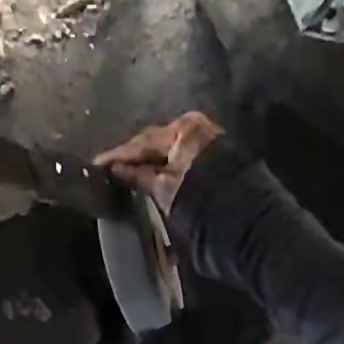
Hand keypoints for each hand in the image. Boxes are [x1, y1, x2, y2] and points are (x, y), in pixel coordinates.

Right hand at [94, 112, 224, 213]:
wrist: (244, 216)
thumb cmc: (202, 200)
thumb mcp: (166, 189)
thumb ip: (139, 176)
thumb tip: (116, 169)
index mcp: (183, 129)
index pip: (143, 141)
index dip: (119, 155)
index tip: (99, 163)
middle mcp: (196, 127)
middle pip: (157, 141)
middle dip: (135, 154)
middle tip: (113, 166)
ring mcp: (209, 139)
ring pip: (171, 147)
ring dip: (151, 159)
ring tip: (130, 170)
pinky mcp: (218, 155)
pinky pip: (185, 154)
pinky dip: (169, 163)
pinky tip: (156, 172)